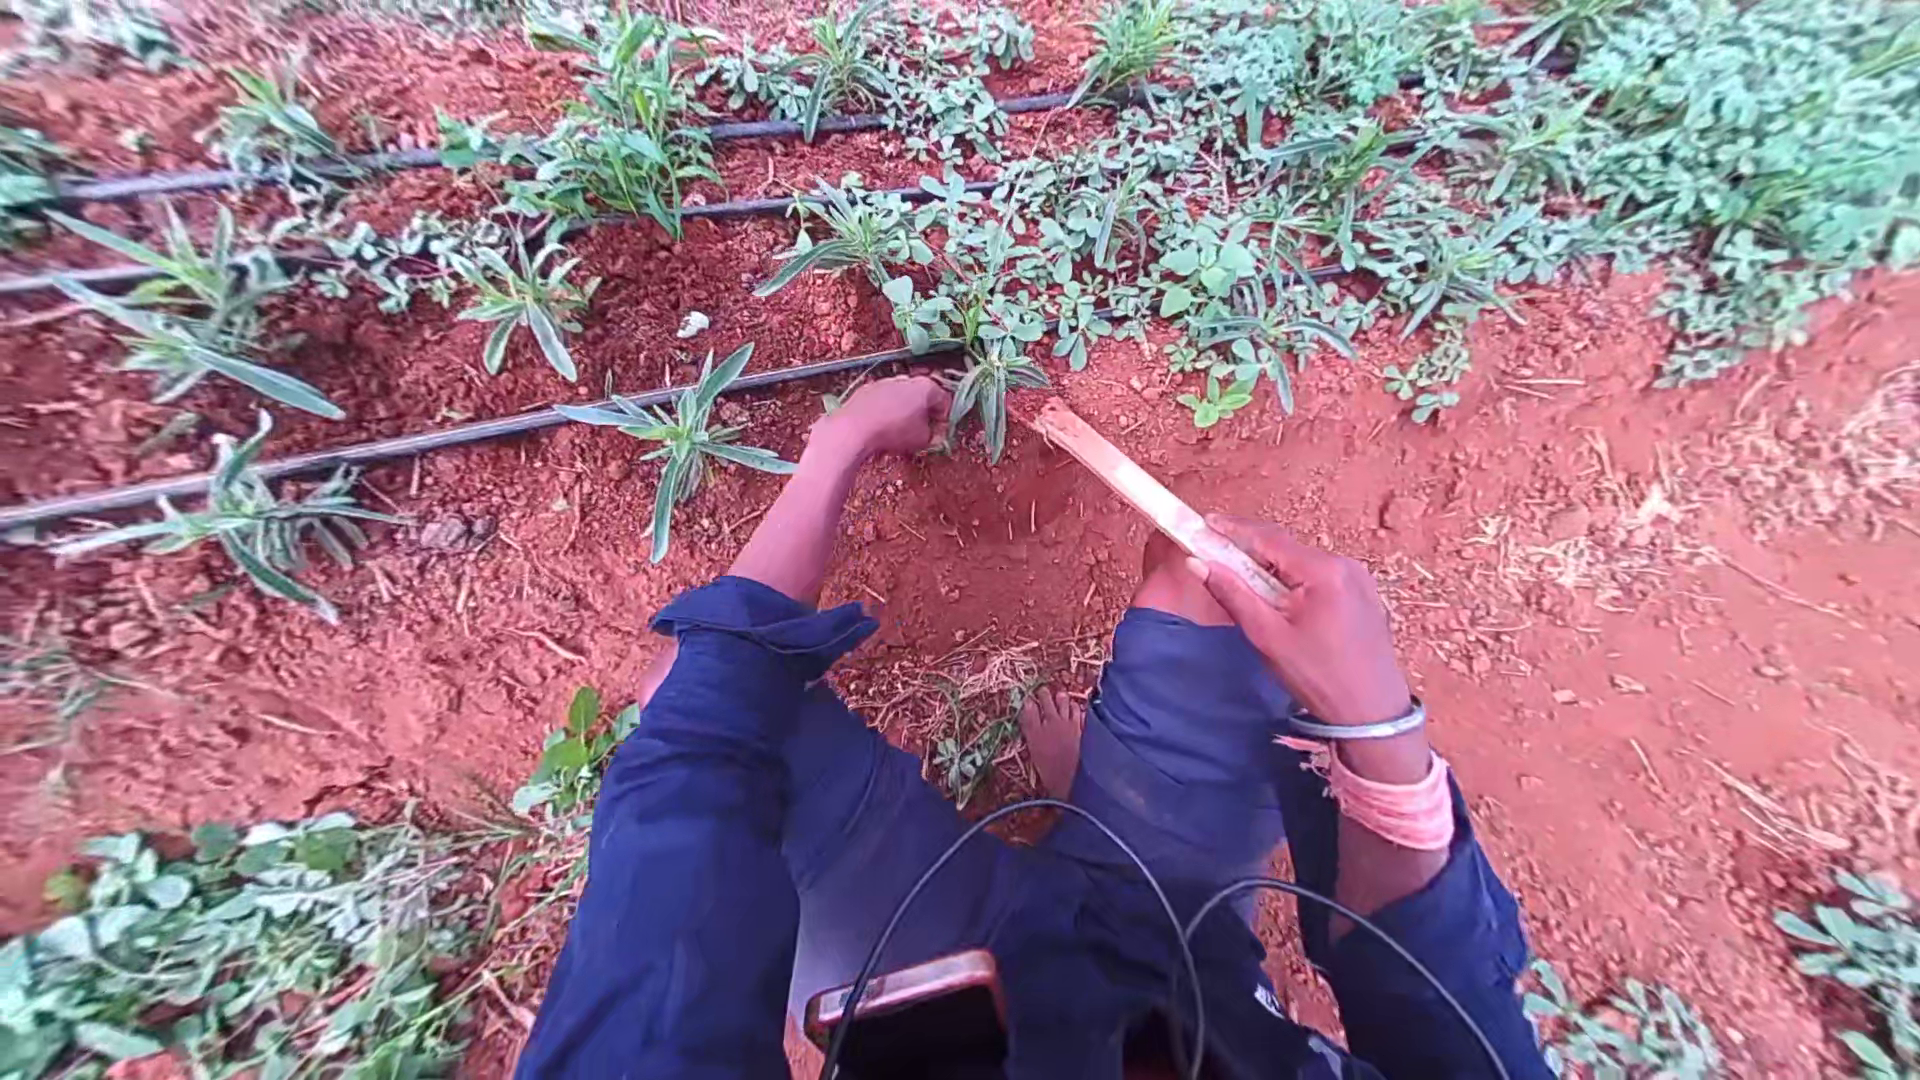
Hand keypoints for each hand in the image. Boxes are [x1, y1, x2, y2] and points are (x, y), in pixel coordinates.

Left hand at [805, 376, 950, 465]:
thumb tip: (932, 435)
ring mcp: (884, 382)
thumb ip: (934, 435)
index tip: (940, 433)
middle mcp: (906, 379)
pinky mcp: (866, 390)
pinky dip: (886, 412)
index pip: (944, 401)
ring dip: (904, 413)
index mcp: (926, 386)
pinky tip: (882, 429)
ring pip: (901, 398)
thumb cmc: (894, 431)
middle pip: (922, 397)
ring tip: (900, 434)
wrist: (855, 428)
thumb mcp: (923, 439)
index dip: (944, 420)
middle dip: (924, 414)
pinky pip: (883, 402)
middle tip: (922, 433)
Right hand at [1189, 515, 1412, 728]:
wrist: (1373, 715)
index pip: (1268, 537)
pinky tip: (1275, 598)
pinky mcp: (1362, 594)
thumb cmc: (1317, 675)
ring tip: (1241, 582)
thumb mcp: (1266, 635)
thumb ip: (1231, 592)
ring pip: (1299, 562)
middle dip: (1248, 550)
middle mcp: (1345, 566)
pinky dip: (1290, 579)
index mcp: (1324, 572)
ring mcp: (1358, 579)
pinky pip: (1316, 575)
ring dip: (1268, 567)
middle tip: (1214, 554)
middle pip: (1284, 548)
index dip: (1232, 529)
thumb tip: (1198, 562)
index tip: (1203, 523)